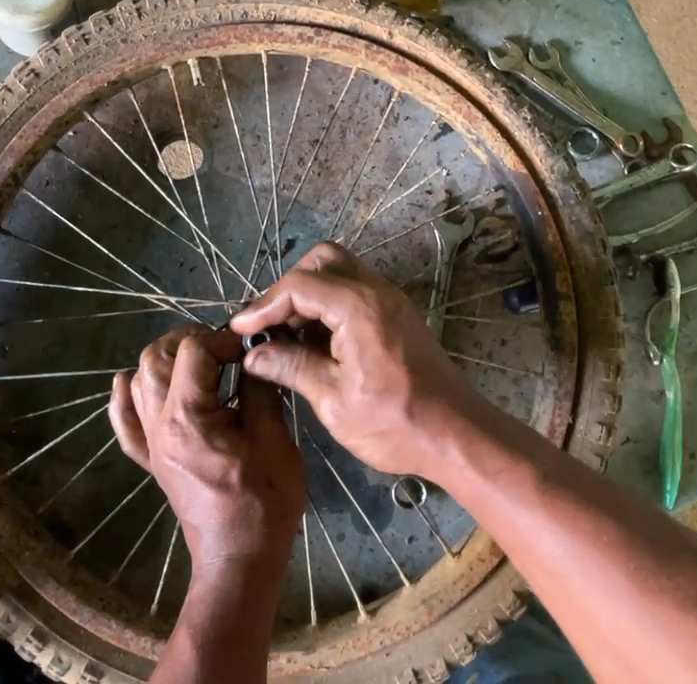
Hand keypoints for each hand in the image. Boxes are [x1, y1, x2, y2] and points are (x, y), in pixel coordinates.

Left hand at [109, 326, 305, 574]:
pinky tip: (134, 382)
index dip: (223, 339)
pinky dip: (127, 396)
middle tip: (227, 349)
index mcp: (188, 416)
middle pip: (156, 358)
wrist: (239, 559)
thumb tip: (258, 353)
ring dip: (166, 361)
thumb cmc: (263, 501)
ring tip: (203, 363)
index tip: (251, 349)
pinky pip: (125, 422)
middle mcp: (159, 425)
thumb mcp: (274, 438)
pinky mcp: (152, 461)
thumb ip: (261, 388)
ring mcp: (151, 444)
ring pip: (140, 381)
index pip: (193, 350)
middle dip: (192, 340)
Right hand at [229, 243, 488, 480]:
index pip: (299, 286)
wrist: (456, 435)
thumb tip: (253, 355)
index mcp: (358, 307)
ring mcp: (390, 301)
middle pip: (323, 260)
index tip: (240, 330)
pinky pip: (355, 292)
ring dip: (310, 294)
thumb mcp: (334, 400)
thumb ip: (291, 367)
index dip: (263, 305)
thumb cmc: (394, 423)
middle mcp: (376, 292)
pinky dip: (329, 305)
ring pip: (341, 272)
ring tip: (286, 333)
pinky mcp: (397, 316)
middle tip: (269, 322)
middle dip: (290, 286)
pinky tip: (314, 341)